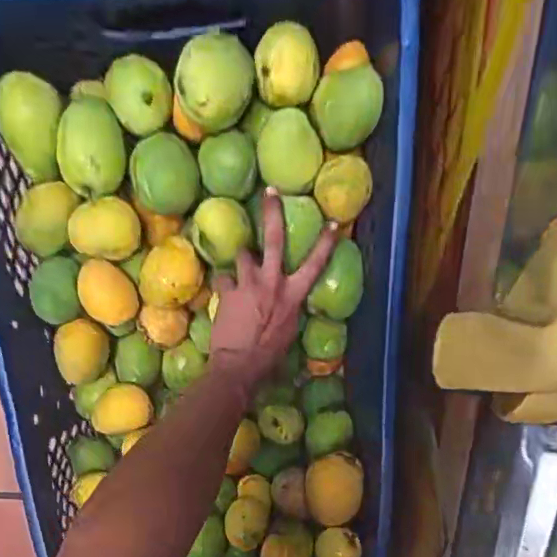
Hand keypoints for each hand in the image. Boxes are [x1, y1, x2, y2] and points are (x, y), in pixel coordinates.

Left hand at [210, 189, 339, 388]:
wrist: (240, 365)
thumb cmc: (270, 355)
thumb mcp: (289, 331)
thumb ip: (288, 309)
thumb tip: (287, 303)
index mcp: (293, 296)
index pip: (315, 264)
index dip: (326, 242)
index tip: (333, 223)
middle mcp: (272, 282)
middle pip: (273, 239)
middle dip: (272, 212)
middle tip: (271, 191)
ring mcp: (247, 284)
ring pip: (244, 254)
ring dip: (242, 258)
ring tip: (240, 265)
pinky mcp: (227, 291)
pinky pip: (224, 278)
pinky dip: (225, 283)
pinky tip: (223, 291)